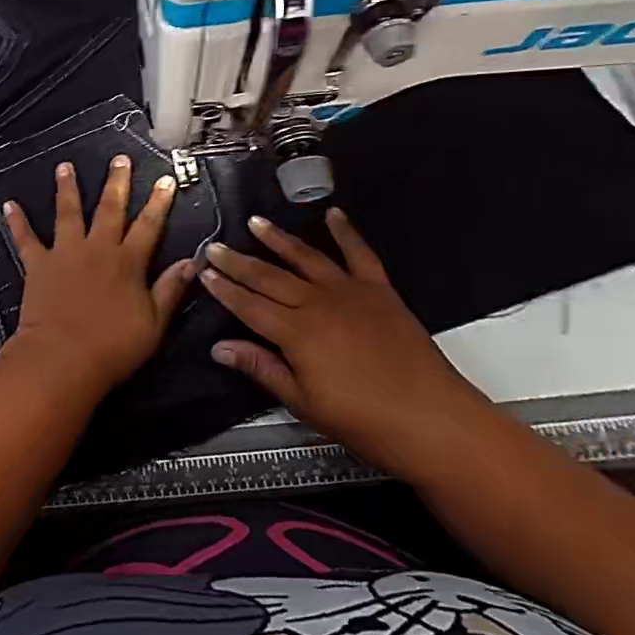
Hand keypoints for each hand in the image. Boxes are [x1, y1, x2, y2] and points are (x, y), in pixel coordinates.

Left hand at [3, 155, 194, 393]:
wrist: (62, 359)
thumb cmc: (113, 346)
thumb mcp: (154, 323)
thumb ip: (170, 290)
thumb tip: (192, 261)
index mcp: (128, 262)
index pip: (149, 225)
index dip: (159, 202)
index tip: (165, 180)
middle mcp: (98, 249)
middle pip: (110, 209)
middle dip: (117, 182)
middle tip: (120, 159)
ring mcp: (65, 254)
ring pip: (68, 213)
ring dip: (67, 188)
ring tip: (65, 166)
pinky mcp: (38, 265)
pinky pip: (26, 239)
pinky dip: (17, 222)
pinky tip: (9, 205)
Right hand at [200, 209, 470, 477]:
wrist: (429, 417)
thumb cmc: (363, 419)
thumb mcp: (303, 402)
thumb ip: (261, 368)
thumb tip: (220, 348)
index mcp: (296, 333)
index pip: (249, 305)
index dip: (225, 289)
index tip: (204, 272)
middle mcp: (318, 303)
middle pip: (270, 277)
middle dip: (239, 262)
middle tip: (216, 247)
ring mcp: (350, 292)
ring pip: (306, 258)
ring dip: (279, 240)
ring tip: (256, 223)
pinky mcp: (380, 290)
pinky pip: (359, 253)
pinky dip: (346, 232)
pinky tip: (333, 215)